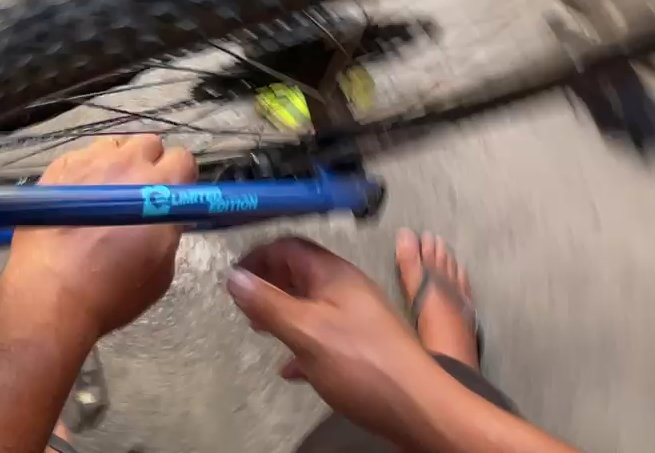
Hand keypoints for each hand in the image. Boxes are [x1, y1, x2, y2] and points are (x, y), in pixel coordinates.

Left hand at [0, 135, 196, 340]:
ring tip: (106, 191)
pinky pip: (84, 155)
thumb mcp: (162, 268)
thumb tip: (164, 215)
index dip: (179, 177)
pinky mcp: (61, 164)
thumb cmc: (113, 290)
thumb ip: (168, 228)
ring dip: (118, 161)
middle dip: (149, 163)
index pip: (183, 158)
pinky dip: (88, 169)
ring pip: (115, 143)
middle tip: (140, 193)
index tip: (171, 195)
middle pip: (150, 143)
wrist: (51, 291)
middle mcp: (127, 163)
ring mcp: (91, 159)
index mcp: (161, 187)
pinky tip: (79, 196)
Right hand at [225, 237, 428, 433]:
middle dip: (268, 283)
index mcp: (332, 272)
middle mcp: (345, 286)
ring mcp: (356, 316)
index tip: (235, 276)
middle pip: (298, 272)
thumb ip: (267, 303)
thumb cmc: (360, 362)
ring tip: (260, 329)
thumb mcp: (305, 332)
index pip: (287, 246)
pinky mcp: (363, 345)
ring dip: (282, 311)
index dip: (257, 256)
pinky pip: (323, 331)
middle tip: (244, 304)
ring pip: (310, 302)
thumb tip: (232, 276)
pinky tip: (291, 368)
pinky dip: (301, 340)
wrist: (421, 409)